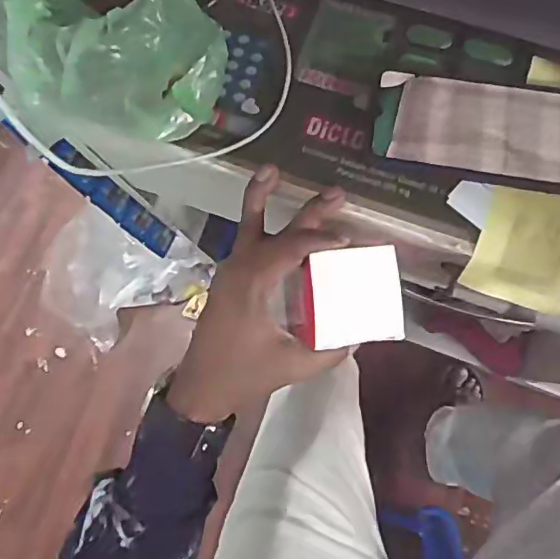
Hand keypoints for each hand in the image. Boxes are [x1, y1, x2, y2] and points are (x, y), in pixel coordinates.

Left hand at [164, 166, 352, 422]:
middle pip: (276, 227)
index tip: (349, 241)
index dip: (321, 239)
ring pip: (248, 222)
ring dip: (264, 196)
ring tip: (272, 170)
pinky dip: (262, 221)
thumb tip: (359, 333)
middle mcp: (241, 267)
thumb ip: (330, 349)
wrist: (200, 388)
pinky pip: (249, 239)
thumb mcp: (293, 365)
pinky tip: (277, 215)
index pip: (292, 247)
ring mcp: (233, 269)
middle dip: (309, 211)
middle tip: (338, 192)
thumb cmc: (243, 375)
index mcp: (253, 282)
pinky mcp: (232, 276)